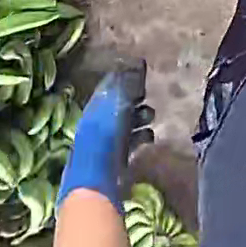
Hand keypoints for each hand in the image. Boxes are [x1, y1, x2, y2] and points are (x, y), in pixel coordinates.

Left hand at [57, 61, 152, 209]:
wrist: (95, 181)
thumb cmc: (104, 139)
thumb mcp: (115, 108)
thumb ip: (124, 87)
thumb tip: (134, 65)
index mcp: (94, 109)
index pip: (108, 88)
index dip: (123, 79)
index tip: (140, 71)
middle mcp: (97, 123)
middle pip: (118, 106)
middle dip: (133, 99)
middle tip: (147, 94)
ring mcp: (106, 143)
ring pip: (126, 124)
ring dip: (140, 118)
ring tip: (152, 116)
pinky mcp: (116, 160)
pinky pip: (131, 142)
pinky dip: (141, 136)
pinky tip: (150, 137)